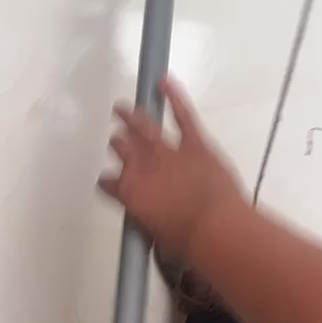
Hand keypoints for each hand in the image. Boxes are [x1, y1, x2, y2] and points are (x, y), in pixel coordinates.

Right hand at [98, 77, 247, 257]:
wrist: (215, 228)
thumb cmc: (184, 241)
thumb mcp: (155, 238)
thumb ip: (146, 223)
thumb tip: (149, 227)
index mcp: (128, 193)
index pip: (108, 184)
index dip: (107, 183)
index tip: (106, 183)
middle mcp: (142, 168)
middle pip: (123, 150)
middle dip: (118, 144)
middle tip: (115, 139)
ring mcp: (168, 152)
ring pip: (144, 128)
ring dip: (131, 116)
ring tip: (122, 108)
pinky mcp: (195, 143)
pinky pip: (183, 115)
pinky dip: (174, 95)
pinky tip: (165, 81)